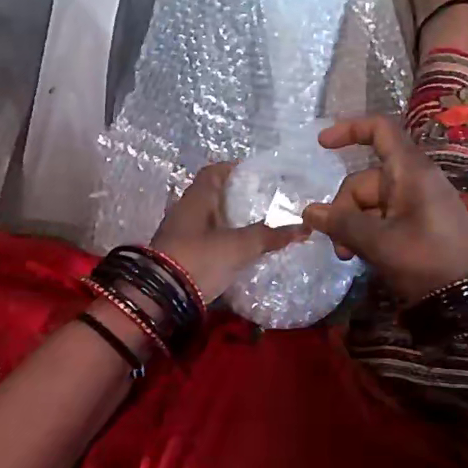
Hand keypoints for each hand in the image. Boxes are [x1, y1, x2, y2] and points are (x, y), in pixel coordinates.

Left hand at [150, 162, 307, 300]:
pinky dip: (223, 242)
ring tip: (258, 227)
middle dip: (236, 198)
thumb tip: (304, 227)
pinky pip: (206, 242)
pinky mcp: (181, 258)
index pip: (214, 172)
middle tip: (264, 202)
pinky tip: (240, 251)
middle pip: (212, 197)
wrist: (163, 298)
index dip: (234, 169)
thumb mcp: (240, 246)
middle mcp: (184, 212)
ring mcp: (180, 236)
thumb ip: (270, 236)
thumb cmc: (200, 259)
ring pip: (209, 221)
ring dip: (230, 222)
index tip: (258, 174)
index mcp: (196, 199)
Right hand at [301, 117, 467, 302]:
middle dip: (344, 209)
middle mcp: (413, 181)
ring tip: (347, 256)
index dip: (350, 130)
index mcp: (410, 172)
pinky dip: (367, 233)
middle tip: (339, 245)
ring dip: (352, 227)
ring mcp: (416, 204)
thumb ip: (342, 224)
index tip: (321, 145)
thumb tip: (309, 212)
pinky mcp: (418, 225)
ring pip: (369, 204)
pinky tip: (360, 256)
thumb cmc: (427, 261)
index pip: (380, 130)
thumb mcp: (380, 243)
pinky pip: (383, 219)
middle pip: (364, 179)